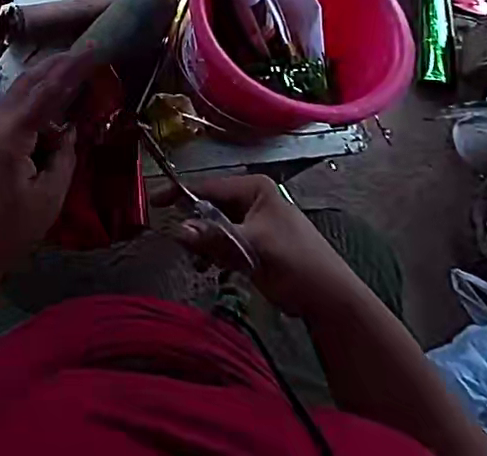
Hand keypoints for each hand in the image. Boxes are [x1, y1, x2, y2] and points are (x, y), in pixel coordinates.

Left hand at [0, 50, 93, 284]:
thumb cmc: (5, 233)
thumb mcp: (48, 198)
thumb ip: (64, 158)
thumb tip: (69, 132)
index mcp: (10, 134)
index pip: (47, 91)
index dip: (72, 68)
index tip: (93, 48)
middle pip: (27, 83)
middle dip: (55, 65)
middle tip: (83, 52)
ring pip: (17, 97)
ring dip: (43, 83)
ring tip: (71, 74)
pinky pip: (12, 115)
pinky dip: (34, 106)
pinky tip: (50, 115)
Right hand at [163, 174, 359, 318]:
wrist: (331, 300)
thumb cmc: (297, 263)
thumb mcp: (254, 248)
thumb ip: (216, 237)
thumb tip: (179, 230)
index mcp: (254, 188)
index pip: (209, 186)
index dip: (180, 194)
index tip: (155, 203)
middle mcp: (251, 199)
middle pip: (210, 207)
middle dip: (195, 225)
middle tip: (181, 243)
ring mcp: (253, 222)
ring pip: (215, 227)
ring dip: (205, 243)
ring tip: (201, 261)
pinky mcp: (253, 244)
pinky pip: (224, 243)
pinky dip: (215, 254)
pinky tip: (211, 267)